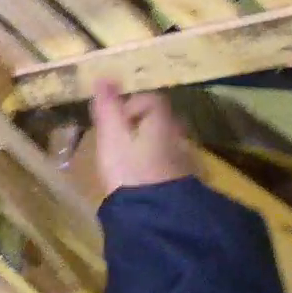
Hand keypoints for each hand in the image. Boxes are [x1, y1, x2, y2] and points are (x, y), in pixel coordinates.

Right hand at [91, 80, 195, 196]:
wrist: (158, 214)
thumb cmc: (129, 170)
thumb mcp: (111, 136)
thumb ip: (108, 108)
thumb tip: (103, 77)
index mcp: (162, 124)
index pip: (153, 100)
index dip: (132, 102)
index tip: (114, 118)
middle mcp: (179, 138)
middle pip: (164, 120)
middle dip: (143, 123)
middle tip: (121, 135)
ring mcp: (188, 162)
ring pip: (170, 142)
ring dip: (153, 144)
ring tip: (132, 157)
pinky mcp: (189, 184)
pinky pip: (174, 164)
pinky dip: (161, 164)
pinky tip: (148, 176)